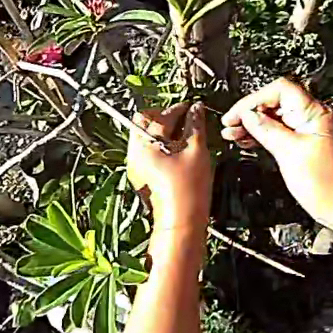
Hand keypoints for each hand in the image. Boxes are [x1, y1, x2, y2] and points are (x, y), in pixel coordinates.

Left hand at [126, 102, 212, 231]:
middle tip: (183, 119)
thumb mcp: (196, 152)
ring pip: (142, 135)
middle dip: (163, 116)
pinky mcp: (139, 174)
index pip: (160, 116)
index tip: (192, 109)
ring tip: (182, 135)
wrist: (181, 223)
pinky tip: (175, 150)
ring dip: (160, 129)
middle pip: (142, 121)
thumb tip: (197, 109)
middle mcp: (135, 152)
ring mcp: (135, 164)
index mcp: (146, 144)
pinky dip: (158, 143)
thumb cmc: (189, 190)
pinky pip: (145, 149)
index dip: (178, 109)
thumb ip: (196, 126)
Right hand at [220, 78, 332, 235]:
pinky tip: (248, 142)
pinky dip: (266, 136)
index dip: (254, 99)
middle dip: (251, 112)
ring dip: (255, 125)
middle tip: (229, 126)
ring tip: (232, 135)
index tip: (235, 115)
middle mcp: (316, 117)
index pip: (281, 89)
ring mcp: (313, 132)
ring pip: (278, 119)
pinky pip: (284, 133)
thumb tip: (247, 114)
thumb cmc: (328, 186)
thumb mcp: (289, 154)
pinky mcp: (310, 145)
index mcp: (316, 113)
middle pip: (278, 103)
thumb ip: (267, 130)